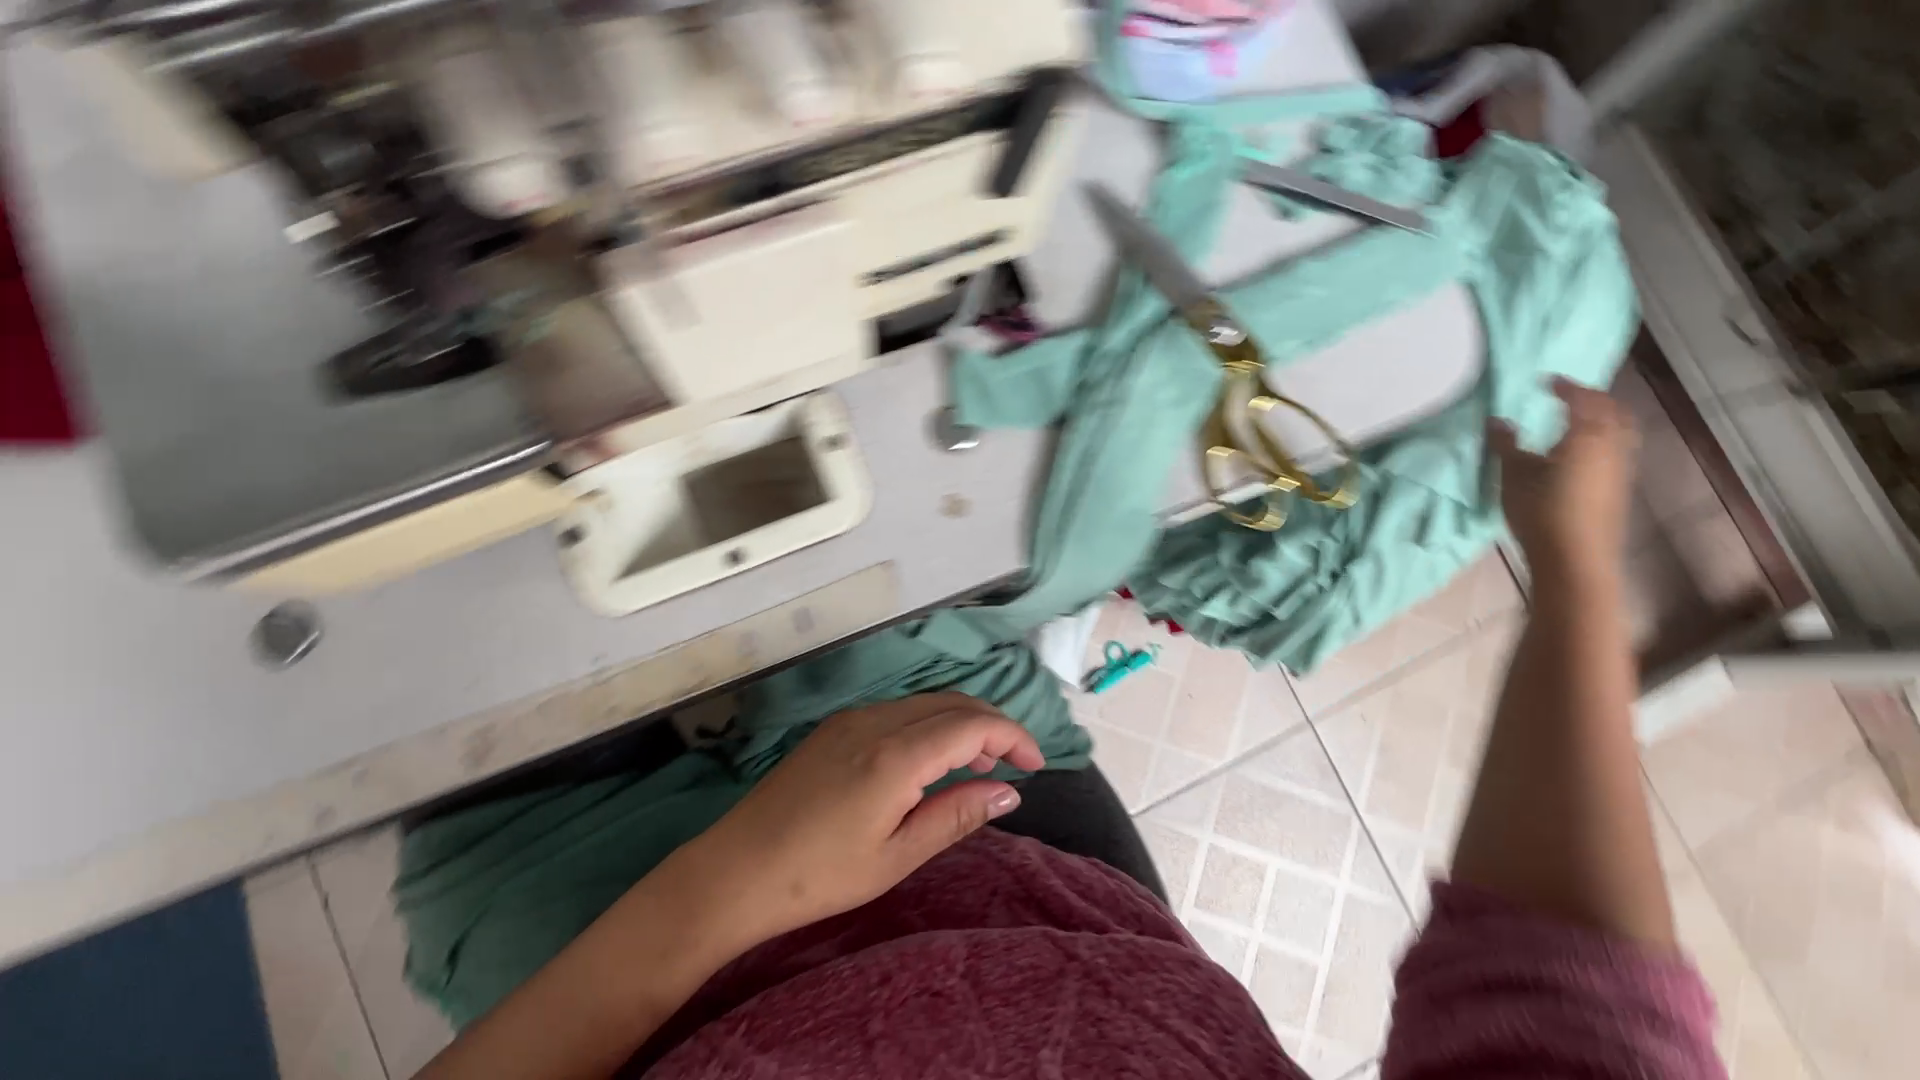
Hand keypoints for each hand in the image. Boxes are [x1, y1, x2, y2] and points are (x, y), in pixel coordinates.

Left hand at [667, 692, 1044, 946]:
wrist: (735, 871)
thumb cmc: (819, 876)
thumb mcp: (897, 856)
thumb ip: (956, 816)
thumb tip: (1008, 792)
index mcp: (896, 755)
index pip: (972, 725)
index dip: (1012, 737)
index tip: (1037, 765)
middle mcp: (875, 721)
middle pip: (952, 703)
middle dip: (992, 726)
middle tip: (1013, 766)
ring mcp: (850, 720)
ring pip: (924, 703)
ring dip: (960, 724)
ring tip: (977, 768)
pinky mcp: (833, 729)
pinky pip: (897, 712)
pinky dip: (929, 726)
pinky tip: (929, 763)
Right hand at [1491, 377, 1637, 583]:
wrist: (1574, 558)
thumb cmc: (1541, 511)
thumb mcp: (1513, 475)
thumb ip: (1506, 444)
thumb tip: (1498, 420)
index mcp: (1588, 434)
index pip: (1582, 399)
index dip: (1566, 387)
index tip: (1547, 382)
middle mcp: (1613, 444)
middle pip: (1612, 410)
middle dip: (1592, 399)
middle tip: (1569, 397)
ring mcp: (1621, 467)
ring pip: (1621, 430)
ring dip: (1603, 418)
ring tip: (1579, 422)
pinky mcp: (1620, 488)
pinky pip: (1618, 449)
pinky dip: (1605, 438)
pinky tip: (1583, 452)